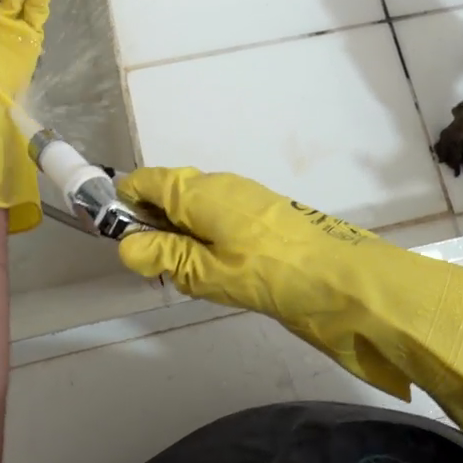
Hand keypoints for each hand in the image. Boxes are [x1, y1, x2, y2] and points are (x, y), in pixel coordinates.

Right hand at [118, 167, 462, 423]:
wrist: (346, 281)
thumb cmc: (270, 273)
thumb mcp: (209, 273)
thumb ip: (165, 256)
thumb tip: (127, 246)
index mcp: (199, 190)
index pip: (145, 181)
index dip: (123, 203)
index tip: (116, 236)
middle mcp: (218, 184)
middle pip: (167, 193)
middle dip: (152, 225)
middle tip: (155, 267)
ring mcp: (243, 197)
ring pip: (193, 209)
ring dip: (180, 235)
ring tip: (187, 276)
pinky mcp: (262, 216)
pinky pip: (217, 219)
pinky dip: (205, 240)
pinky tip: (217, 272)